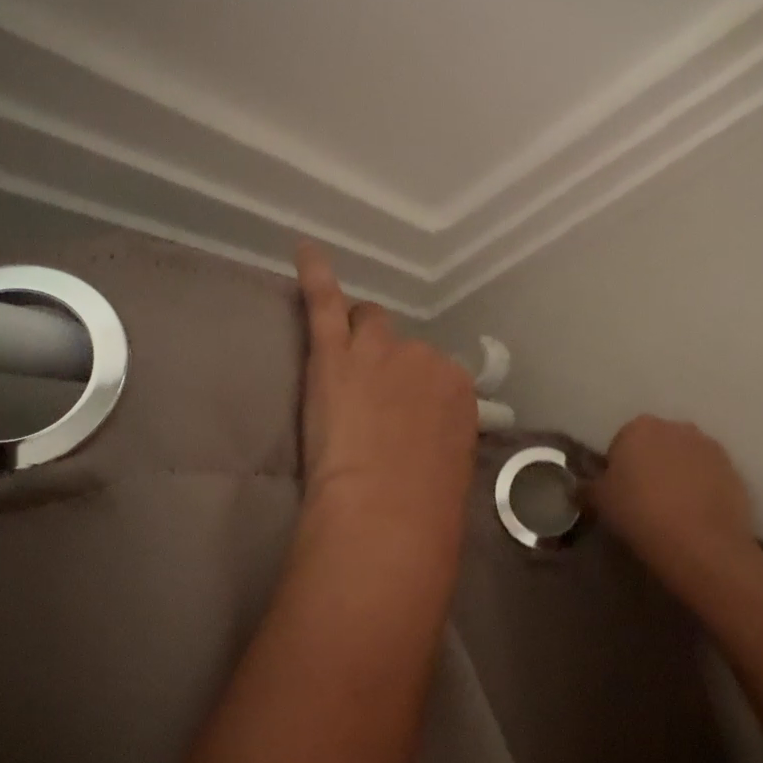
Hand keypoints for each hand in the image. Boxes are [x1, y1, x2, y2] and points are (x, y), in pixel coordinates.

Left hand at [295, 242, 476, 543]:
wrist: (385, 512)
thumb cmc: (425, 508)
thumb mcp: (450, 468)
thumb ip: (439, 438)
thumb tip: (425, 442)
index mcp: (458, 388)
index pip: (433, 371)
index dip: (413, 389)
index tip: (401, 411)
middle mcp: (424, 358)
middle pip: (402, 344)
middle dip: (387, 364)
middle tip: (368, 401)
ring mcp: (377, 351)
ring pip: (368, 321)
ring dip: (357, 336)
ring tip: (342, 358)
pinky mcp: (333, 353)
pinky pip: (325, 301)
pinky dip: (315, 275)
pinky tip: (304, 250)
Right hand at [584, 416, 760, 591]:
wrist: (700, 543)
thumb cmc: (640, 514)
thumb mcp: (600, 503)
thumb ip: (588, 488)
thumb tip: (580, 487)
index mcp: (638, 428)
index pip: (622, 442)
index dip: (619, 468)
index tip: (620, 494)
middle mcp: (676, 427)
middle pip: (657, 444)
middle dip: (651, 464)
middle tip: (645, 500)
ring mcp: (709, 446)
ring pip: (685, 457)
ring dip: (679, 474)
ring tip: (674, 509)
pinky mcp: (733, 469)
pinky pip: (710, 474)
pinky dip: (703, 488)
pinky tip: (696, 515)